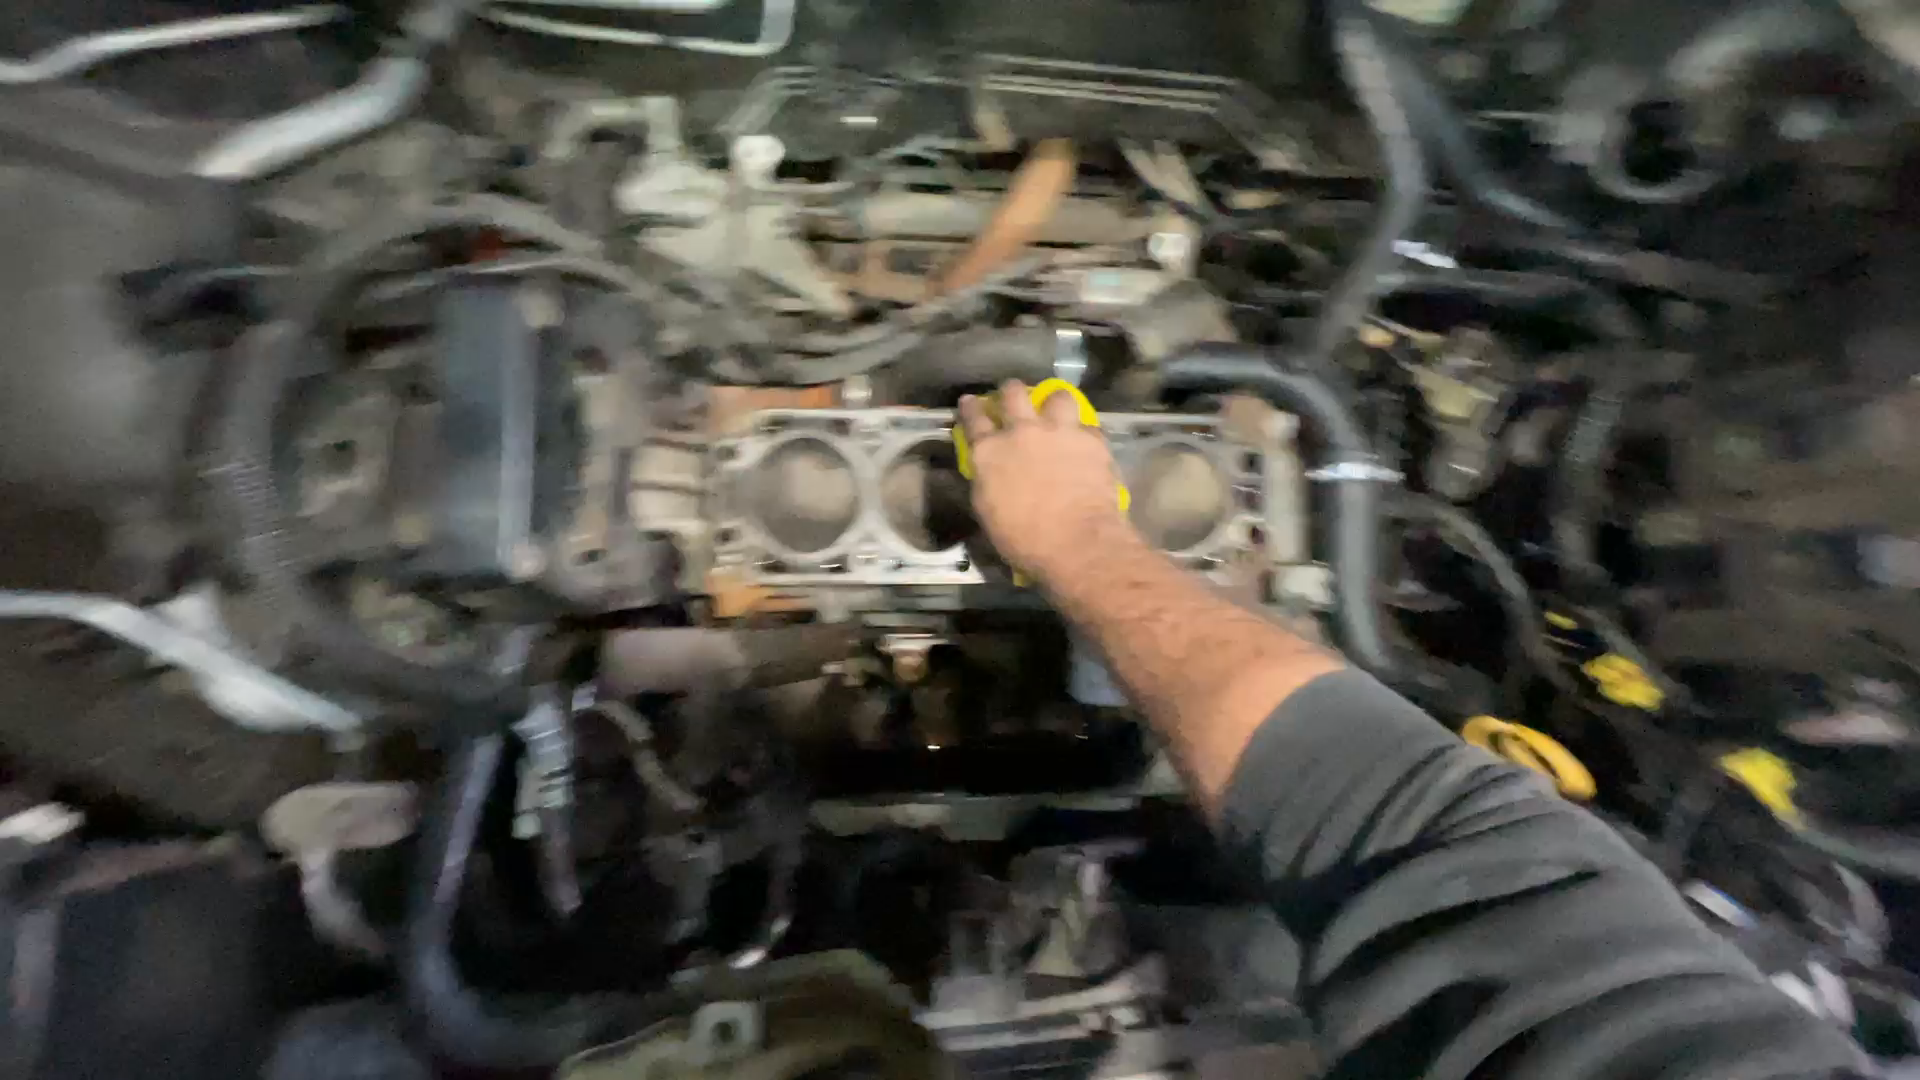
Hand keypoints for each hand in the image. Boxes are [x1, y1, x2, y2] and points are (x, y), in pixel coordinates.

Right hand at [958, 380, 1139, 586]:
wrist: (1075, 543)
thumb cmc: (1022, 540)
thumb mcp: (987, 512)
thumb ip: (985, 480)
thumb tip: (987, 470)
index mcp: (989, 452)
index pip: (973, 419)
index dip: (970, 407)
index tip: (970, 401)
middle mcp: (1021, 432)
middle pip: (1013, 393)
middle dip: (1011, 391)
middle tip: (1013, 395)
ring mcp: (1058, 431)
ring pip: (1057, 395)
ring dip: (1054, 401)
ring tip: (1057, 410)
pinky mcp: (1090, 439)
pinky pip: (1087, 425)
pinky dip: (1084, 433)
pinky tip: (1085, 442)